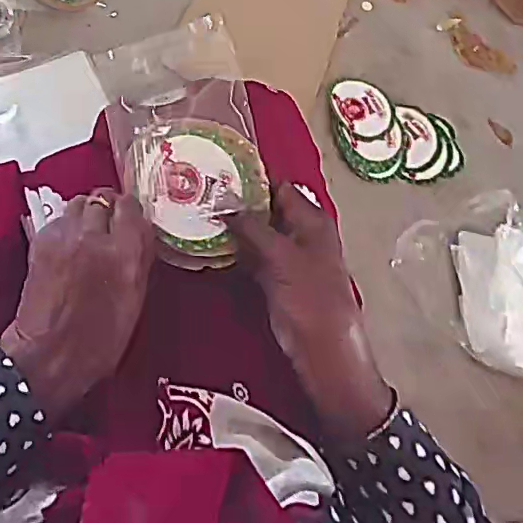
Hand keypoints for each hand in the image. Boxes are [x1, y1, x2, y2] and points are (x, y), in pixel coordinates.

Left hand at [1, 189, 153, 417]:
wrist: (49, 355)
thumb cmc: (99, 340)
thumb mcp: (135, 299)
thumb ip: (139, 258)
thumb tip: (139, 232)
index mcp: (125, 253)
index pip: (130, 206)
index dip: (129, 210)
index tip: (128, 216)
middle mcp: (95, 237)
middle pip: (103, 198)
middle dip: (106, 208)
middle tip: (106, 223)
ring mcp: (66, 236)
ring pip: (79, 202)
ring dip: (85, 213)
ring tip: (86, 230)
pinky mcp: (43, 240)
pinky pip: (59, 219)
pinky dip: (66, 226)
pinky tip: (67, 244)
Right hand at [224, 186, 393, 444]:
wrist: (323, 353)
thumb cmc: (311, 298)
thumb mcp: (280, 256)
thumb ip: (251, 226)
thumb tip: (224, 201)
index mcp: (311, 220)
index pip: (279, 187)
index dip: (252, 177)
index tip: (220, 170)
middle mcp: (299, 233)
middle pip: (265, 208)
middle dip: (237, 201)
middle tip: (202, 190)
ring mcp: (286, 257)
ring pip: (256, 232)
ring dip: (233, 225)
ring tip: (199, 210)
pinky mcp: (274, 278)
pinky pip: (251, 254)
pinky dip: (234, 248)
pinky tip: (210, 241)